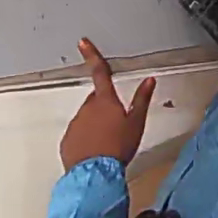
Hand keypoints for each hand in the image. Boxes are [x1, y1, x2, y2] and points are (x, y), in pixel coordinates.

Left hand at [60, 38, 157, 170]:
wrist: (96, 175)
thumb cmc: (118, 148)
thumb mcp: (136, 123)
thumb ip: (142, 99)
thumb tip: (149, 80)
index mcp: (105, 101)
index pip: (99, 72)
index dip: (92, 55)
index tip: (83, 42)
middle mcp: (86, 108)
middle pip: (96, 100)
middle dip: (104, 107)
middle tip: (116, 125)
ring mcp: (75, 124)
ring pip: (86, 117)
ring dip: (95, 124)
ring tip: (108, 142)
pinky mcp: (67, 140)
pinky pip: (78, 134)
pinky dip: (86, 139)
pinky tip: (96, 150)